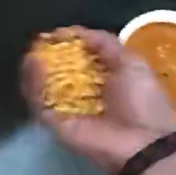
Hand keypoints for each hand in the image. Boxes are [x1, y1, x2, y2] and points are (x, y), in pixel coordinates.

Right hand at [21, 27, 175, 174]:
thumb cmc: (143, 101)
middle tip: (38, 42)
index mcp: (105, 81)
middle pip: (57, 74)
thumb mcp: (131, 61)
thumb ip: (104, 43)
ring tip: (31, 51)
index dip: (67, 46)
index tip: (56, 34)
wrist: (144, 143)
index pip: (79, 61)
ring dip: (35, 69)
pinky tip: (33, 64)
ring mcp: (68, 111)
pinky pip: (40, 101)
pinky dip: (34, 83)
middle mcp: (84, 96)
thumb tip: (74, 31)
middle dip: (46, 57)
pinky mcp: (56, 124)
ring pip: (43, 88)